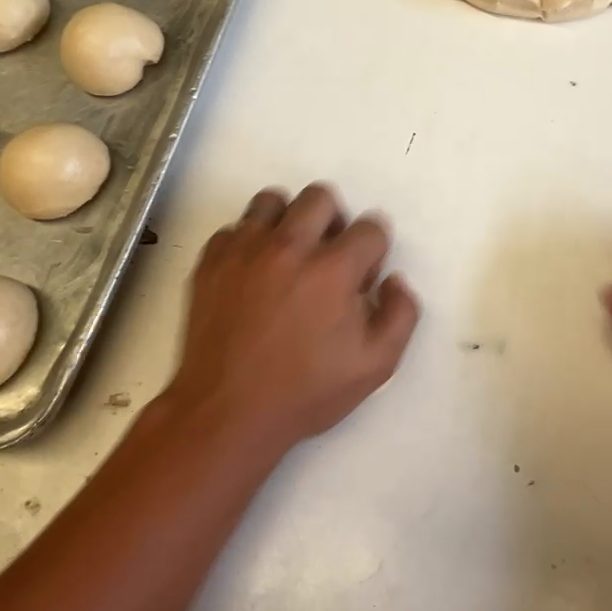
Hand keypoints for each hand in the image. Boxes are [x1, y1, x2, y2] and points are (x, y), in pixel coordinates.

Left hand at [168, 183, 419, 450]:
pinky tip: (253, 274)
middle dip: (335, 222)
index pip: (370, 227)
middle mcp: (289, 246)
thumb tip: (394, 280)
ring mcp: (245, 249)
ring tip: (288, 256)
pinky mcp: (211, 260)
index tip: (363, 277)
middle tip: (328, 259)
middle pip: (321, 197)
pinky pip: (235, 228)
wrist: (226, 413)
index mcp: (333, 269)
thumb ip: (400, 314)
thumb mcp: (376, 365)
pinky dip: (249, 243)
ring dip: (288, 221)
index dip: (374, 251)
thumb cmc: (306, 392)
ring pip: (273, 200)